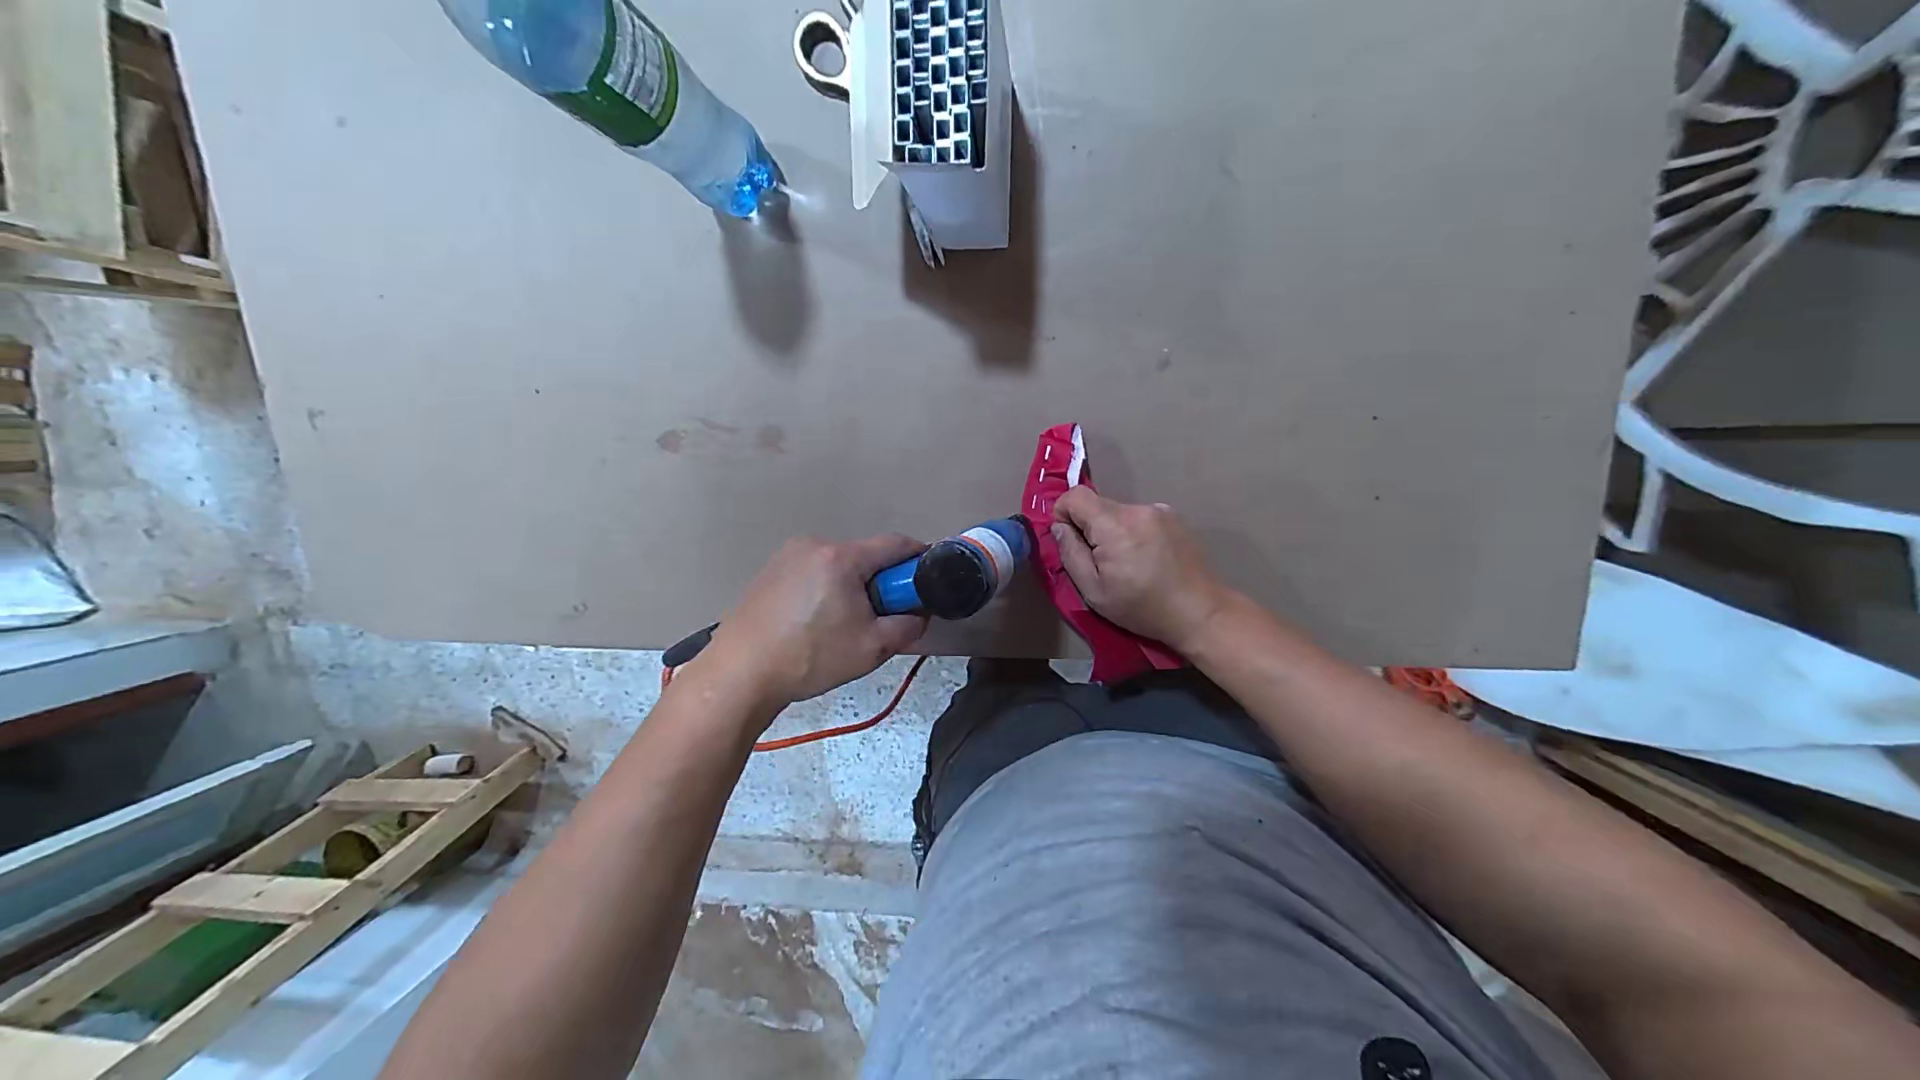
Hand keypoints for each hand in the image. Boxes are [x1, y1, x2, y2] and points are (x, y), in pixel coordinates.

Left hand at [694, 534, 929, 713]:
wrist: (739, 674)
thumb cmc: (809, 658)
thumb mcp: (873, 647)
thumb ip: (908, 625)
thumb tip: (918, 614)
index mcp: (840, 557)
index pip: (896, 543)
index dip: (919, 559)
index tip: (927, 582)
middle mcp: (813, 545)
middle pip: (865, 556)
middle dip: (881, 583)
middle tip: (883, 618)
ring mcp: (786, 557)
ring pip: (838, 567)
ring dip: (852, 589)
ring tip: (844, 628)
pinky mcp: (768, 573)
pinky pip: (813, 575)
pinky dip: (826, 592)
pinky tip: (816, 626)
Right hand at [1051, 488, 1232, 652]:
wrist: (1201, 612)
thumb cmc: (1142, 608)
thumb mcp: (1094, 591)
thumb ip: (1070, 554)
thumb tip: (1059, 527)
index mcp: (1115, 525)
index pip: (1075, 496)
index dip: (1063, 513)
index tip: (1069, 540)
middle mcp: (1138, 509)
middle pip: (1098, 505)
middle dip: (1090, 528)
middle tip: (1100, 562)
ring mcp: (1160, 511)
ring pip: (1120, 513)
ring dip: (1114, 531)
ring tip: (1128, 564)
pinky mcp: (1175, 518)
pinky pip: (1140, 518)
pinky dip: (1134, 533)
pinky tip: (1147, 559)